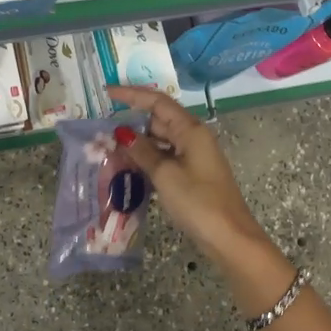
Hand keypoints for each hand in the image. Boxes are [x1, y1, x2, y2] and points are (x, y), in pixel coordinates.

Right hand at [107, 86, 271, 263]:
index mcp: (191, 130)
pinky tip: (128, 170)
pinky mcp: (192, 175)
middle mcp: (193, 138)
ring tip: (109, 150)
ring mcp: (193, 157)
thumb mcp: (165, 175)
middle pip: (159, 121)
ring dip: (137, 145)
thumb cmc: (198, 201)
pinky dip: (147, 161)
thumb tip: (122, 133)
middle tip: (102, 130)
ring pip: (161, 142)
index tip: (108, 93)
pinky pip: (165, 159)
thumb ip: (142, 152)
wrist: (228, 237)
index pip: (158, 102)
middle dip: (131, 124)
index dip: (132, 95)